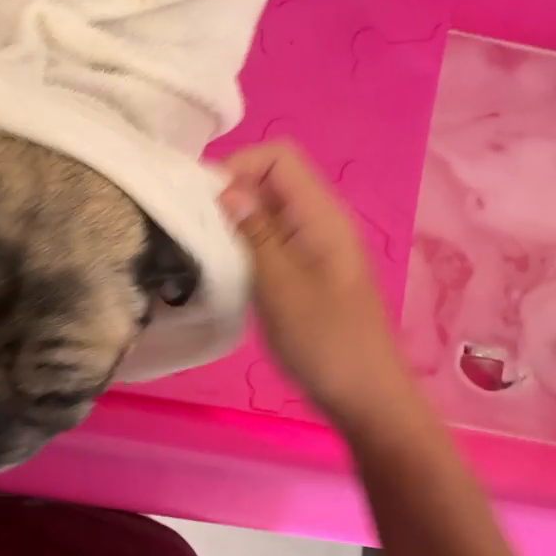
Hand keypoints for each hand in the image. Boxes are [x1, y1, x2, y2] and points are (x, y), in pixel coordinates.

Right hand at [219, 142, 413, 426]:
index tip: (200, 203)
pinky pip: (267, 242)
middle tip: (191, 227)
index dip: (237, 167)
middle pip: (270, 180)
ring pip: (265, 212)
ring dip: (231, 222)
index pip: (278, 157)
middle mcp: (318, 222)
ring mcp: (311, 248)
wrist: (364, 397)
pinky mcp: (302, 273)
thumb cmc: (325, 342)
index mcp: (321, 216)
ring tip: (199, 248)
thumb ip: (254, 234)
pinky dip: (241, 246)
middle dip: (228, 192)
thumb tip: (226, 188)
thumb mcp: (282, 286)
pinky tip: (221, 271)